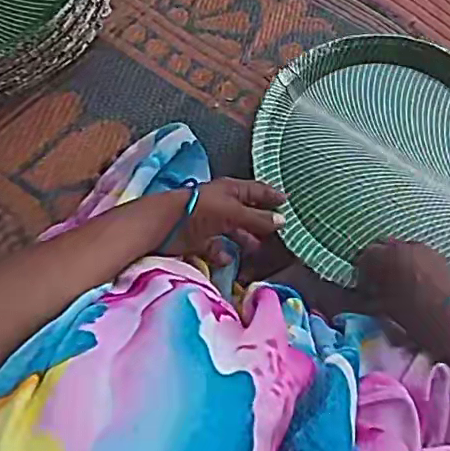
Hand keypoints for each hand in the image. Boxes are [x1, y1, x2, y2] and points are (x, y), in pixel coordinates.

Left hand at [163, 178, 286, 267]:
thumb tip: (282, 221)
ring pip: (234, 231)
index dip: (272, 195)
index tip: (287, 201)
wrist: (162, 224)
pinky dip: (223, 253)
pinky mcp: (198, 239)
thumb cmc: (200, 210)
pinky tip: (229, 260)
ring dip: (245, 240)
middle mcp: (222, 204)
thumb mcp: (233, 212)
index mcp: (231, 190)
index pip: (257, 191)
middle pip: (247, 212)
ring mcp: (210, 222)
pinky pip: (216, 247)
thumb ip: (258, 218)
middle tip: (278, 232)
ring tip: (258, 250)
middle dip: (261, 222)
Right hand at [354, 239, 449, 342]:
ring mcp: (424, 248)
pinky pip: (417, 254)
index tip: (364, 286)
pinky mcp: (437, 255)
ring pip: (402, 249)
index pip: (366, 255)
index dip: (363, 271)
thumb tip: (361, 293)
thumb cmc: (415, 316)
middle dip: (379, 263)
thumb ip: (368, 295)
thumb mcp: (385, 307)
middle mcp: (405, 246)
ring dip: (396, 261)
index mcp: (388, 256)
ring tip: (397, 282)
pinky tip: (414, 280)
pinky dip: (412, 263)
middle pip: (384, 247)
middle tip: (378, 283)